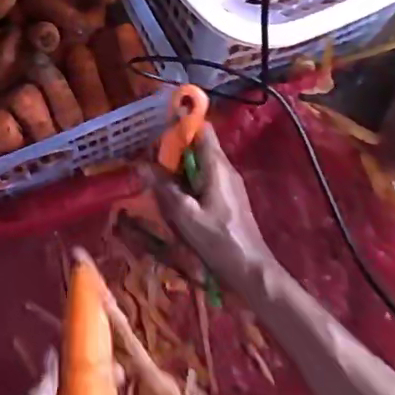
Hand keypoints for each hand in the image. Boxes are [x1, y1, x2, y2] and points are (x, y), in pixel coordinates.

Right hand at [140, 124, 279, 286]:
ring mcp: (227, 183)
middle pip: (198, 145)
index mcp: (217, 166)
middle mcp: (224, 169)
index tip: (157, 125)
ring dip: (178, 164)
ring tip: (154, 172)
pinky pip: (203, 177)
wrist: (252, 271)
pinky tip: (172, 193)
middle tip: (147, 154)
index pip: (202, 130)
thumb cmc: (220, 240)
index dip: (181, 123)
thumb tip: (142, 165)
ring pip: (199, 162)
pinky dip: (186, 178)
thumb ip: (164, 188)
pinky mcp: (226, 197)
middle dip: (173, 147)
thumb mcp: (186, 214)